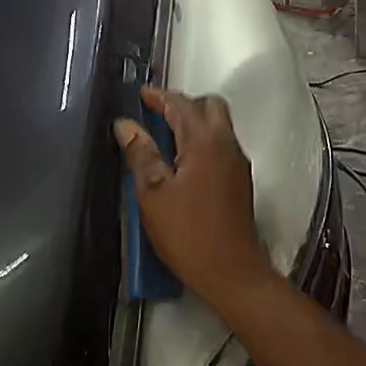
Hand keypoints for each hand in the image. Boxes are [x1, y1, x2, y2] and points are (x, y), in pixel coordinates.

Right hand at [114, 86, 276, 307]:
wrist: (232, 272)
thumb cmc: (188, 233)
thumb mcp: (153, 193)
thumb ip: (141, 154)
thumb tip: (126, 125)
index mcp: (206, 141)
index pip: (182, 104)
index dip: (159, 96)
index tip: (140, 94)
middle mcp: (227, 144)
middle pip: (208, 107)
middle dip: (181, 104)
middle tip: (153, 115)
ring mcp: (237, 162)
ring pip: (217, 125)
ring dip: (192, 122)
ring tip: (161, 137)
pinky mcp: (239, 180)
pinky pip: (220, 145)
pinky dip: (200, 140)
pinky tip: (180, 161)